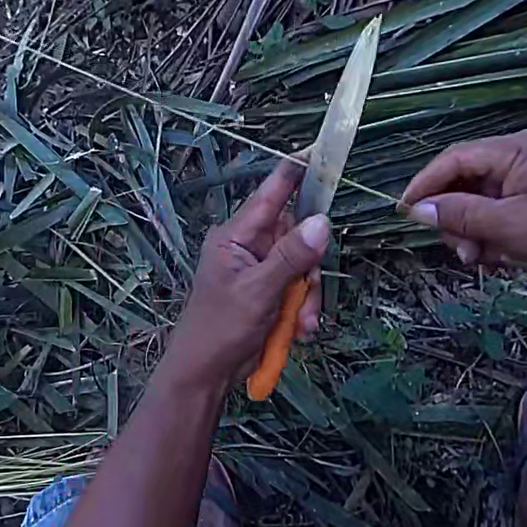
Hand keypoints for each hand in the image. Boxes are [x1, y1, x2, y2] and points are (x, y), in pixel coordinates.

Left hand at [163, 157, 329, 389]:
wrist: (205, 374)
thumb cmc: (220, 328)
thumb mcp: (258, 291)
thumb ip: (290, 257)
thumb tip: (322, 221)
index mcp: (236, 236)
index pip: (271, 195)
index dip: (295, 174)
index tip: (318, 152)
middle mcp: (249, 247)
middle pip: (298, 238)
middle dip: (308, 270)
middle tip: (306, 297)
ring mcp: (259, 272)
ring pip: (302, 268)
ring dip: (307, 298)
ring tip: (300, 325)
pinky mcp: (268, 294)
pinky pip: (297, 291)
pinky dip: (302, 311)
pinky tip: (298, 332)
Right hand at [399, 126, 526, 293]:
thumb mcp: (513, 228)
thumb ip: (461, 216)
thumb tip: (415, 210)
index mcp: (523, 148)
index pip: (457, 157)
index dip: (426, 184)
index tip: (404, 213)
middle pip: (467, 181)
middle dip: (455, 218)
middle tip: (461, 252)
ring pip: (481, 203)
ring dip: (473, 233)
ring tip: (484, 260)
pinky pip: (501, 216)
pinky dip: (493, 238)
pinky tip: (501, 259)